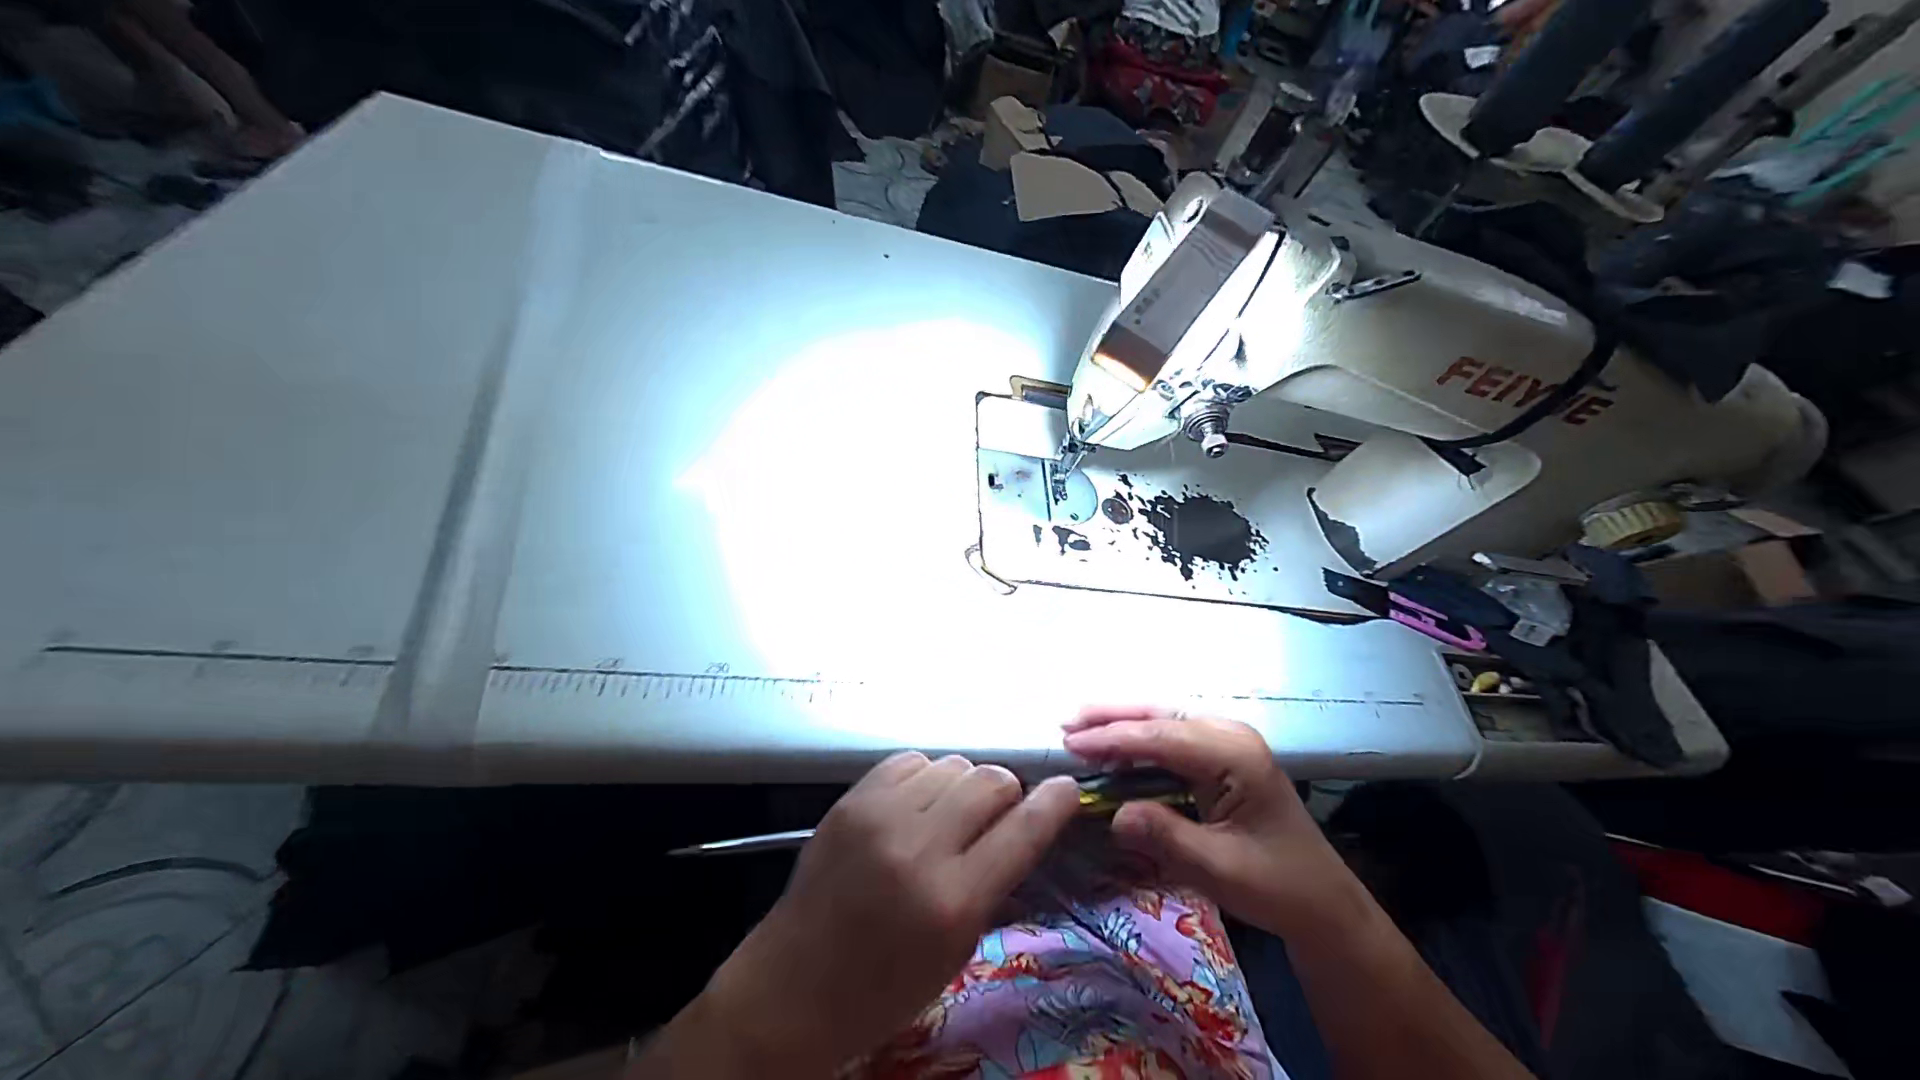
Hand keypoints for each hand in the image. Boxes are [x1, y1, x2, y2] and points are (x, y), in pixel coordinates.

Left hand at [687, 753, 1082, 1075]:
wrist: (793, 985)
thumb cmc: (884, 987)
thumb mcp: (956, 950)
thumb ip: (993, 883)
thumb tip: (1024, 826)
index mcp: (952, 901)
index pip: (1023, 830)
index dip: (1055, 802)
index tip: (1068, 789)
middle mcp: (918, 847)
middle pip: (990, 780)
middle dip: (1006, 793)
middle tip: (995, 817)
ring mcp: (879, 815)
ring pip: (953, 763)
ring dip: (964, 785)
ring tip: (949, 814)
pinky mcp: (851, 799)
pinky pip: (911, 760)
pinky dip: (925, 777)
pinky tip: (916, 803)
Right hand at [1063, 707, 1366, 937]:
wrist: (1321, 903)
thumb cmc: (1276, 885)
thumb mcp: (1220, 869)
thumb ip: (1167, 837)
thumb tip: (1114, 814)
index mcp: (1235, 754)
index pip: (1161, 736)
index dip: (1112, 738)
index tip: (1070, 744)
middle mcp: (1229, 735)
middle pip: (1159, 715)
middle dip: (1111, 717)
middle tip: (1067, 725)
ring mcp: (1226, 742)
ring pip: (1162, 720)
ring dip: (1120, 724)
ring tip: (1079, 729)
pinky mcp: (1220, 756)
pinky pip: (1170, 737)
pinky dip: (1137, 739)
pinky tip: (1113, 748)